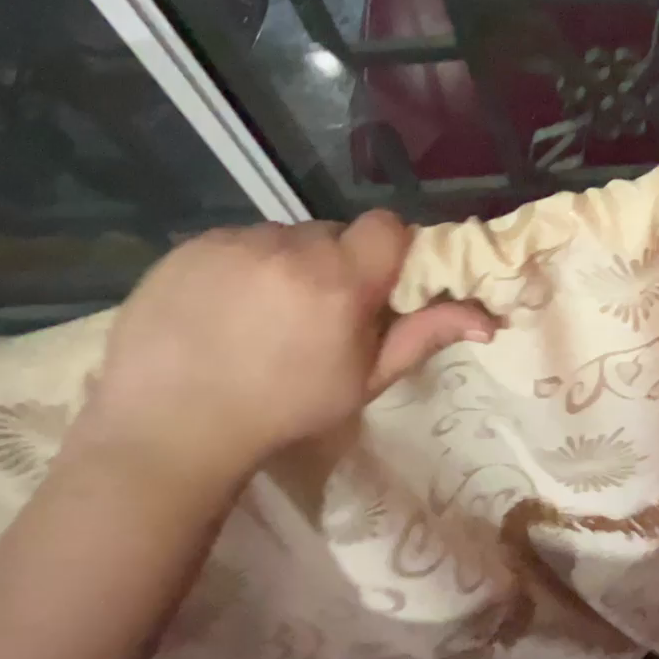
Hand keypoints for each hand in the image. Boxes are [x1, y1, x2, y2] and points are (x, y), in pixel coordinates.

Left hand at [80, 214, 494, 481]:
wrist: (168, 432)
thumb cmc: (283, 411)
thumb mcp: (364, 380)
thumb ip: (424, 336)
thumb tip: (490, 320)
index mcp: (340, 279)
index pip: (387, 226)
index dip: (385, 253)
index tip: (370, 290)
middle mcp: (291, 246)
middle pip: (333, 234)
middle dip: (333, 264)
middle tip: (312, 314)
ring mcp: (235, 242)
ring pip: (283, 238)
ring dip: (285, 265)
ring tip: (259, 316)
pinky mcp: (190, 245)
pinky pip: (236, 242)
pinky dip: (239, 267)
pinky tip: (221, 310)